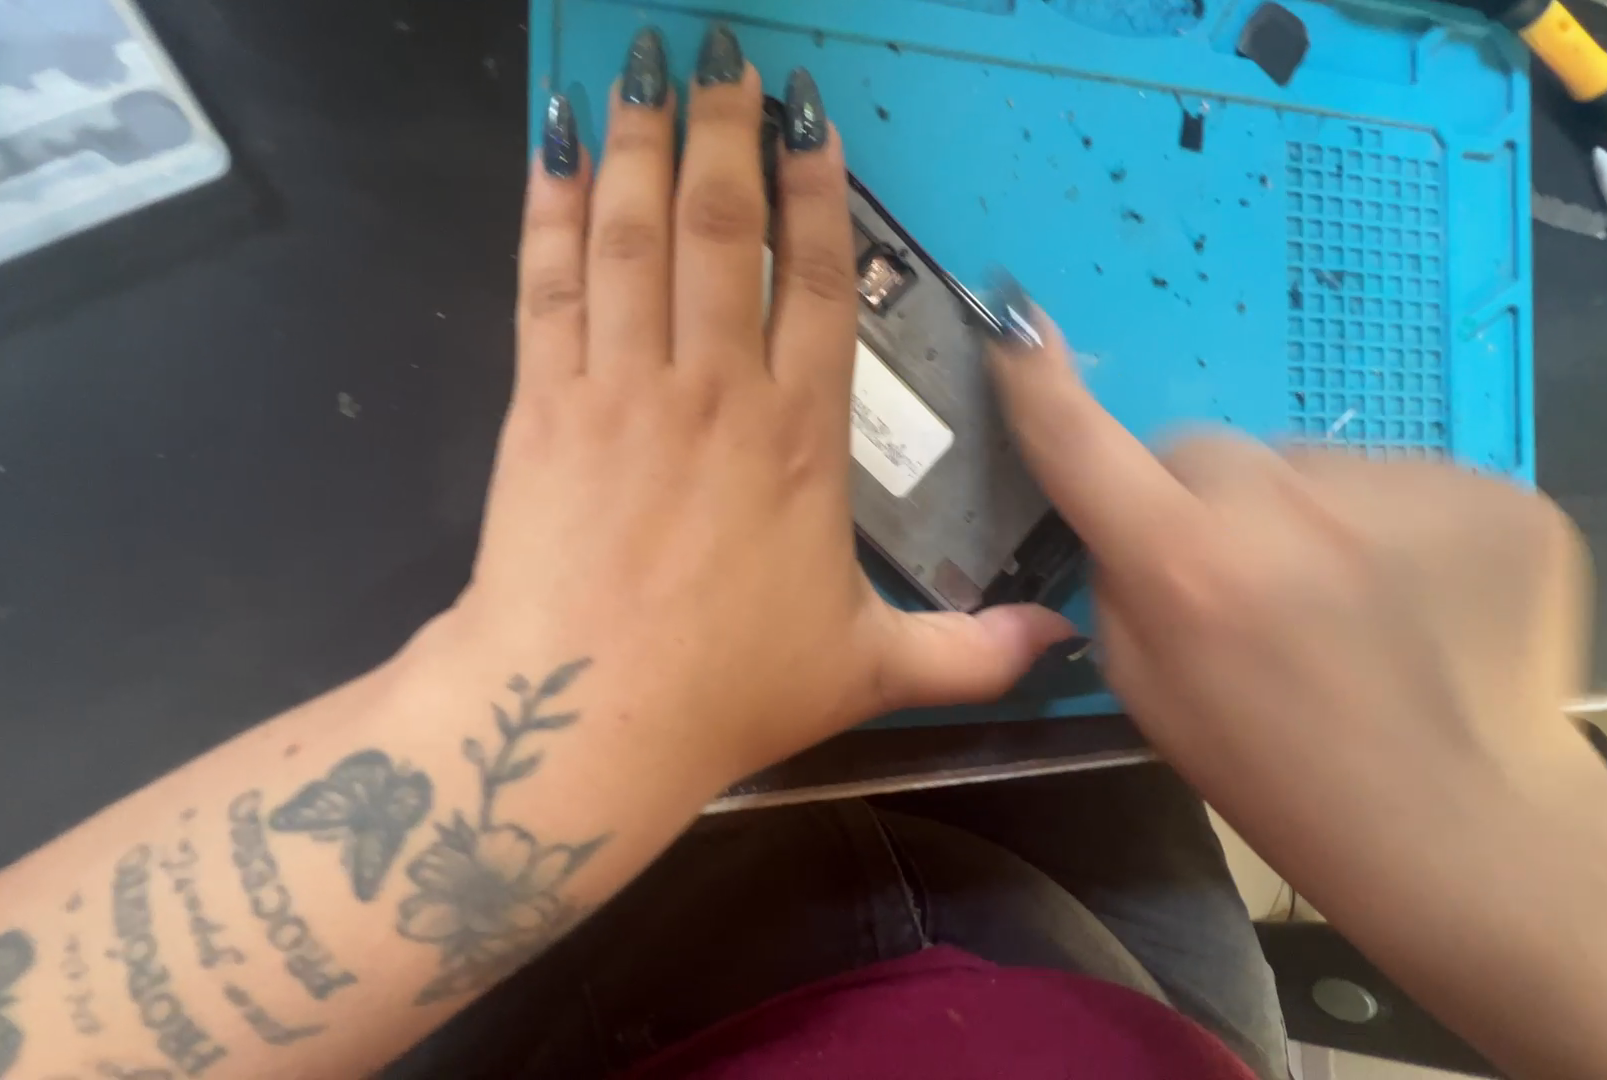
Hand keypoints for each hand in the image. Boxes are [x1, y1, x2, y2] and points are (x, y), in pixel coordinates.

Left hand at [447, 29, 1071, 787]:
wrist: (584, 718)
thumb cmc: (730, 692)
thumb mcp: (869, 674)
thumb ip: (972, 654)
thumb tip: (1064, 644)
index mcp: (800, 440)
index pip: (820, 285)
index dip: (817, 195)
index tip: (810, 122)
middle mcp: (714, 393)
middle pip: (722, 232)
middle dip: (722, 134)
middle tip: (719, 56)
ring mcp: (621, 392)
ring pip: (634, 239)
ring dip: (642, 147)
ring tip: (641, 71)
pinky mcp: (542, 408)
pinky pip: (549, 285)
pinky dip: (552, 210)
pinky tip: (557, 149)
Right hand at [982, 279, 1595, 842]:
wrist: (1463, 825)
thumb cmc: (1269, 771)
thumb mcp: (1143, 687)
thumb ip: (1115, 580)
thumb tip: (1123, 513)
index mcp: (1185, 566)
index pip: (1083, 444)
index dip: (1041, 385)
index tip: (1017, 329)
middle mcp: (1286, 507)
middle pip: (1199, 449)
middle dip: (1193, 496)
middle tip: (1231, 578)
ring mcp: (1403, 489)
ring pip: (1297, 464)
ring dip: (1291, 513)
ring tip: (1333, 600)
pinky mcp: (1493, 490)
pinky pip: (1387, 479)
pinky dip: (1376, 523)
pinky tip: (1404, 594)